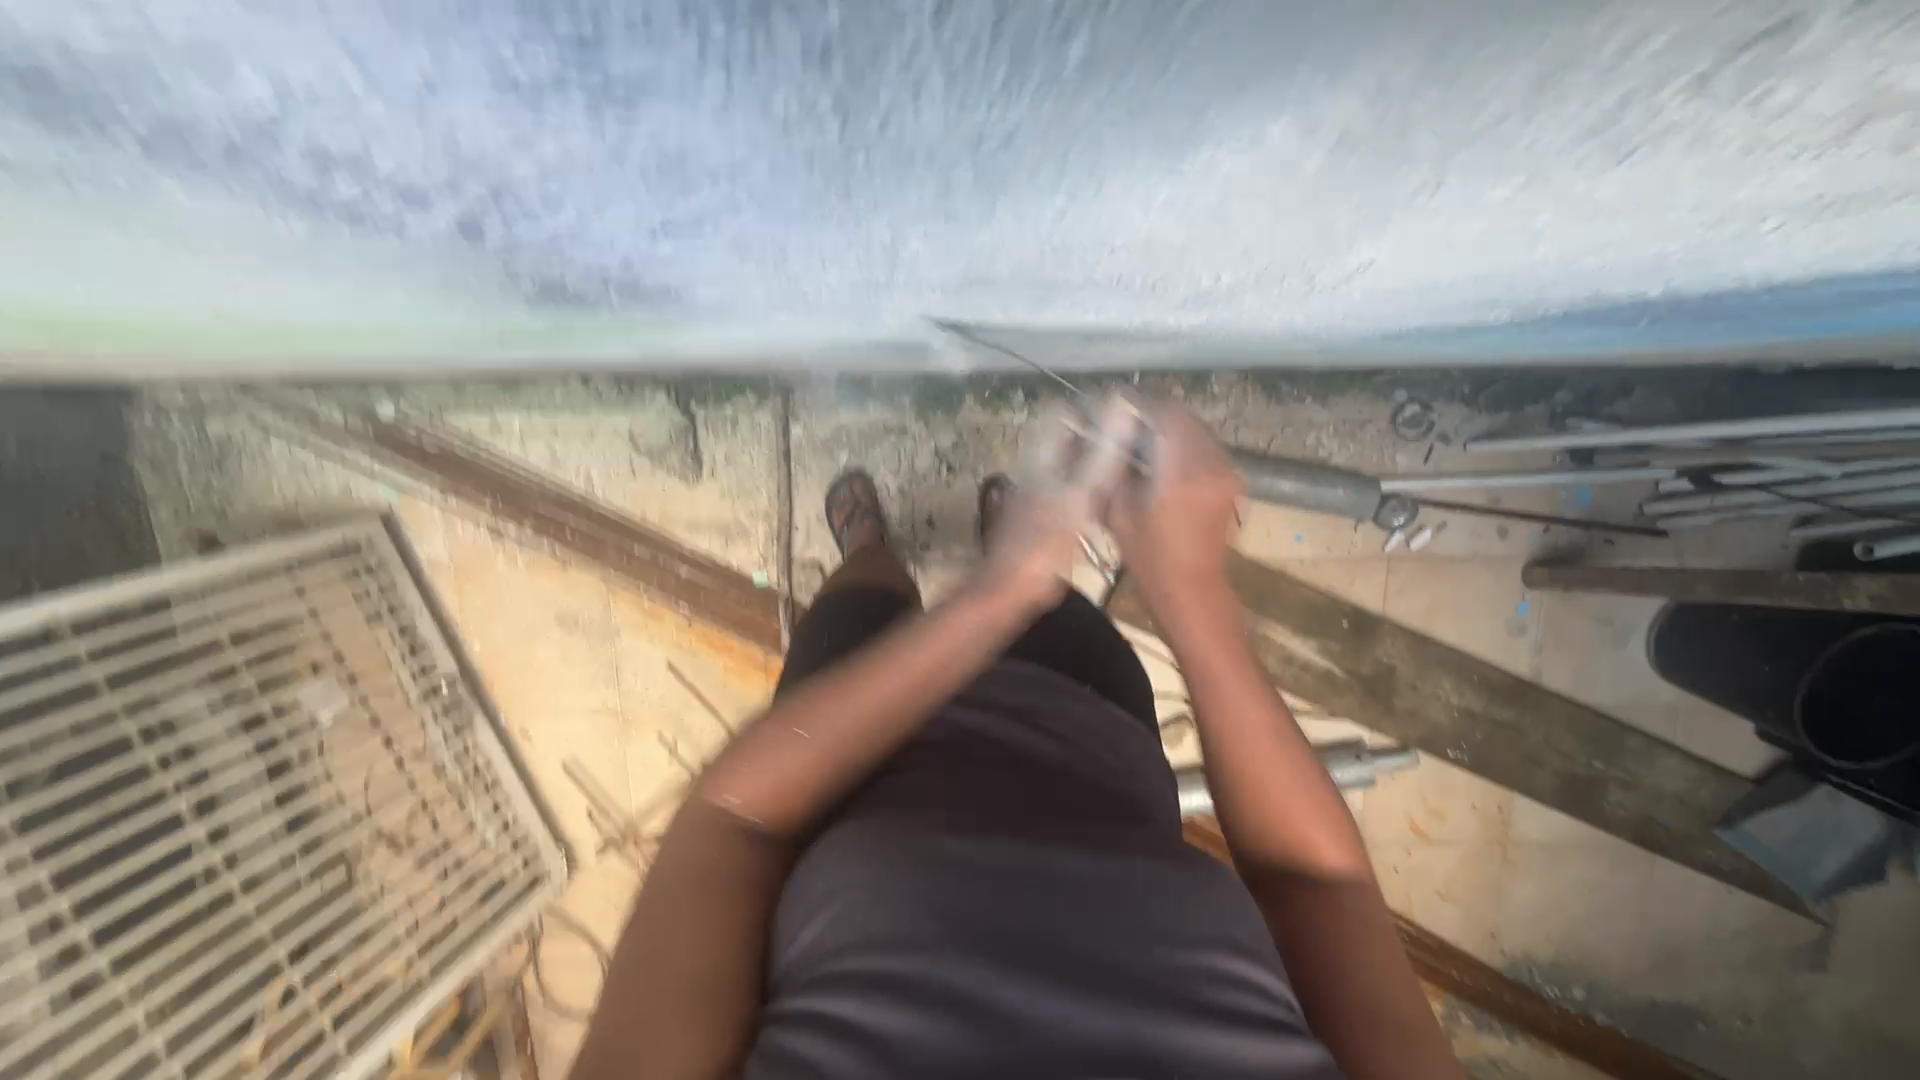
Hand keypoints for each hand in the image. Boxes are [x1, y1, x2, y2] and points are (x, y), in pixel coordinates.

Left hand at [978, 391, 1144, 609]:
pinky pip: (1072, 491)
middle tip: (1141, 437)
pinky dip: (1093, 488)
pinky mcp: (1043, 520)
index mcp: (1041, 459)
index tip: (1130, 410)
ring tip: (1136, 464)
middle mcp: (1036, 471)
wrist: (1009, 593)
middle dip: (1101, 433)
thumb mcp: (1081, 497)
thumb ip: (1103, 453)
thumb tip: (1123, 405)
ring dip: (1099, 461)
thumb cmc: (1044, 546)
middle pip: (1068, 438)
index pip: (1063, 411)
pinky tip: (1115, 500)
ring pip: (1071, 464)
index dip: (1093, 406)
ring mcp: (1037, 496)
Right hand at [1104, 399, 1242, 599]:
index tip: (1116, 401)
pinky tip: (1162, 458)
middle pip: (1184, 418)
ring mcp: (1227, 473)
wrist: (1192, 590)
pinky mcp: (1231, 482)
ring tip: (1142, 436)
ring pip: (1198, 430)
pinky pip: (1206, 448)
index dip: (1140, 403)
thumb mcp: (1119, 513)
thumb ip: (1115, 468)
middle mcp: (1211, 465)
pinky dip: (1184, 444)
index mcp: (1182, 472)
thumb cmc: (1150, 558)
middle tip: (1126, 418)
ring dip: (1171, 427)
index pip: (1166, 415)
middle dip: (1155, 413)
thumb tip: (1107, 436)